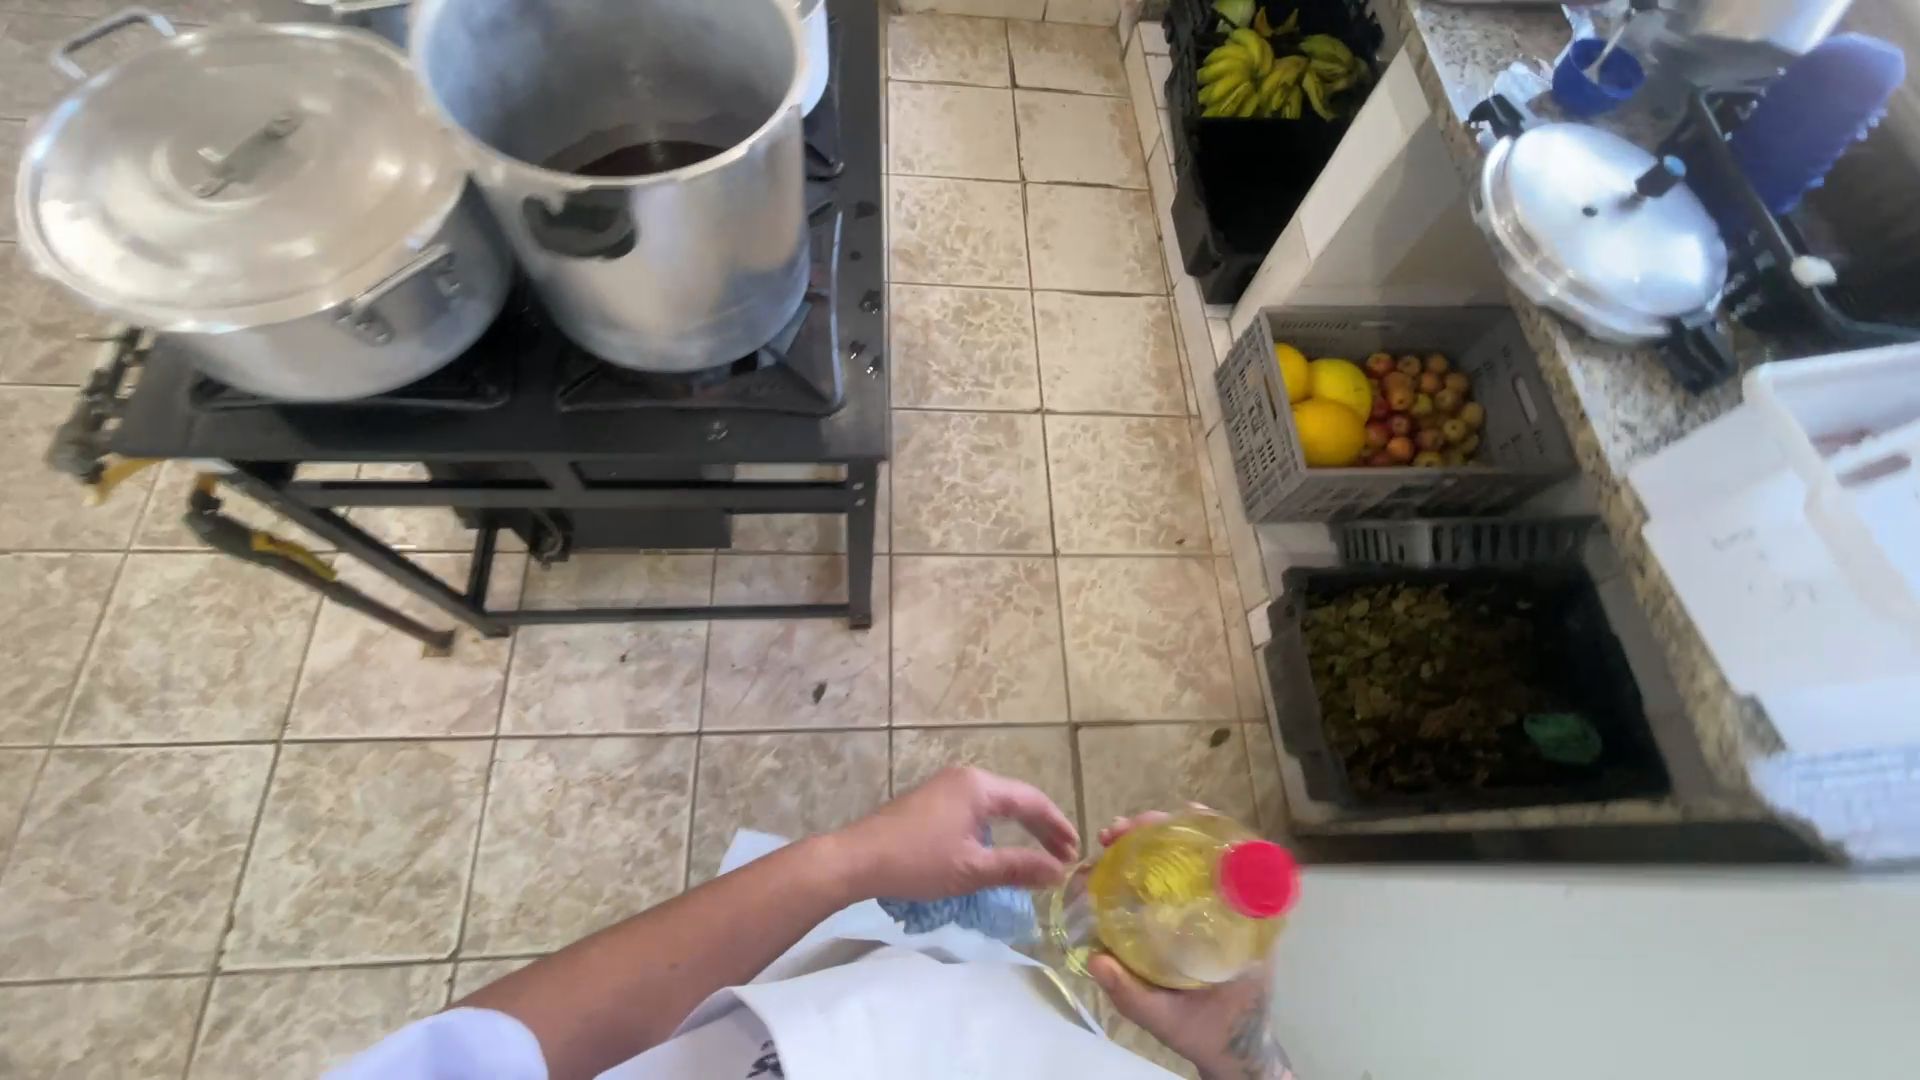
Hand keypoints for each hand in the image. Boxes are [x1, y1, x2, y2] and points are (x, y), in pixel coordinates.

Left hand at [828, 766, 1079, 901]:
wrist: (859, 857)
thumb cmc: (918, 862)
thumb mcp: (972, 869)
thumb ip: (1018, 867)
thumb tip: (1058, 871)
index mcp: (979, 786)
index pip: (1031, 800)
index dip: (1056, 825)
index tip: (1075, 849)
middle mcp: (966, 776)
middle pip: (1015, 797)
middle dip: (1041, 826)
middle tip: (1063, 854)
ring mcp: (947, 784)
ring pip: (996, 802)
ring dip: (1019, 826)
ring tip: (1038, 852)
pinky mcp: (933, 798)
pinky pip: (977, 806)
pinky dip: (996, 825)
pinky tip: (999, 845)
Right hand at [1088, 813, 1293, 1079]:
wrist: (1231, 1053)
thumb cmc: (1211, 1034)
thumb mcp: (1172, 1022)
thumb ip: (1135, 996)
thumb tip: (1097, 960)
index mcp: (1245, 929)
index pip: (1242, 862)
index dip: (1215, 830)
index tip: (1185, 811)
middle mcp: (1236, 908)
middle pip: (1207, 847)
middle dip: (1164, 827)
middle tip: (1122, 830)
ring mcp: (1218, 906)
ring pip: (1191, 853)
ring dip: (1153, 835)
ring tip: (1114, 835)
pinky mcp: (1200, 910)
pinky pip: (1181, 871)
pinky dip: (1153, 853)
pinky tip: (1124, 852)